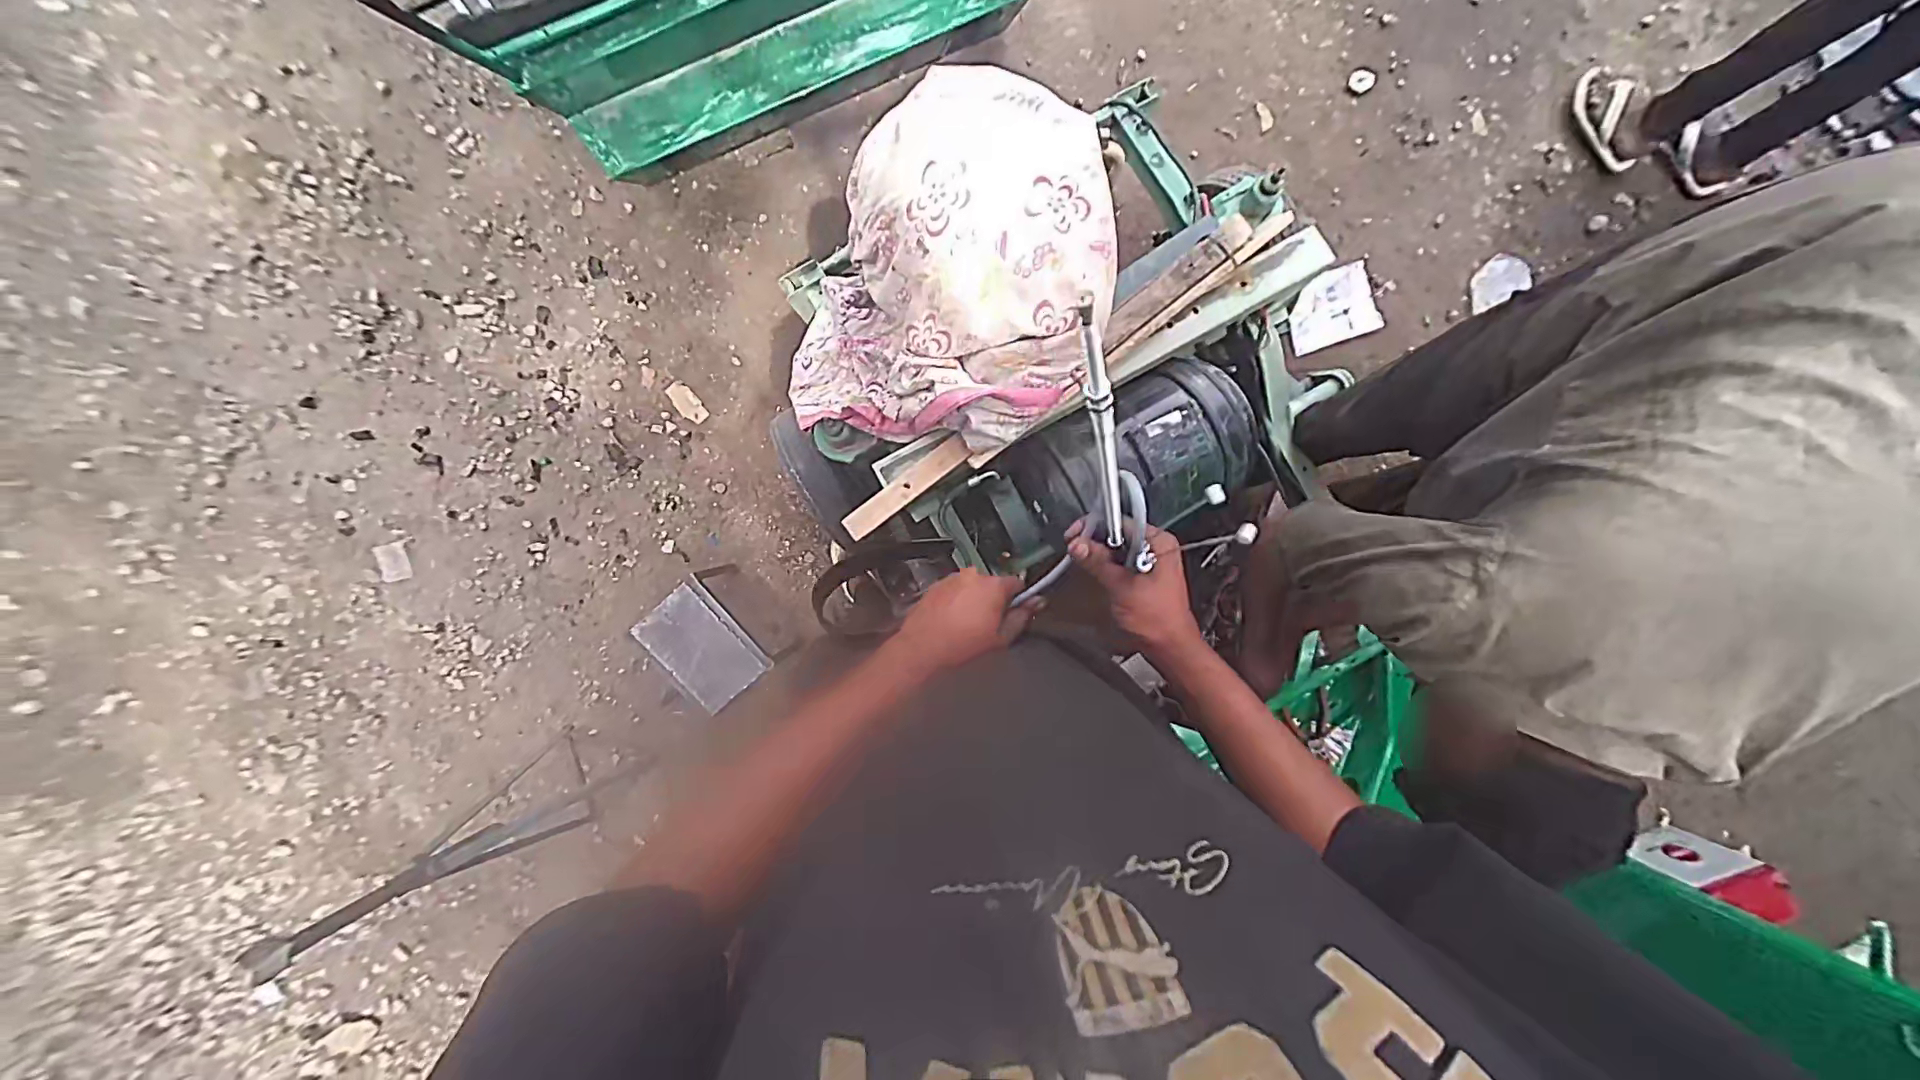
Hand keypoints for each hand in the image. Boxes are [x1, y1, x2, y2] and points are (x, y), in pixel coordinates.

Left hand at [887, 569, 1040, 676]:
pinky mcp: (936, 584)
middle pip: (993, 583)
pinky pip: (955, 589)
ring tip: (966, 623)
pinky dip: (956, 600)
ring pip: (973, 585)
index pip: (1017, 583)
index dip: (1017, 598)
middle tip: (988, 623)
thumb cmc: (963, 644)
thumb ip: (1021, 617)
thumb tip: (1036, 603)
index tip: (1012, 612)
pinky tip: (951, 619)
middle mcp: (974, 574)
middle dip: (994, 599)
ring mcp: (953, 577)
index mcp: (994, 585)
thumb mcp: (1000, 638)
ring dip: (974, 598)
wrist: (922, 647)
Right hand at [1068, 522, 1202, 658]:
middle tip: (1075, 548)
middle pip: (1119, 534)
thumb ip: (1098, 563)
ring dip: (1099, 554)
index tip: (1076, 534)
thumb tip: (1079, 545)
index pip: (1122, 522)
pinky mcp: (1144, 574)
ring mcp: (1151, 561)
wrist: (1169, 646)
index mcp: (1159, 543)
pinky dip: (1107, 565)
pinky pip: (1122, 561)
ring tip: (1082, 560)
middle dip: (1095, 541)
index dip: (1095, 526)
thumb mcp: (1121, 587)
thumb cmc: (1158, 620)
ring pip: (1118, 548)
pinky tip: (1095, 570)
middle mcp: (1158, 548)